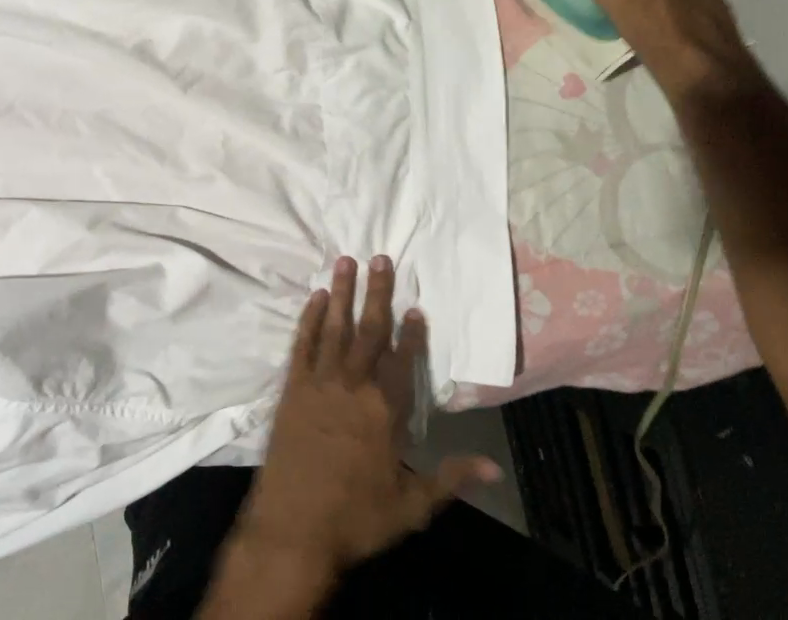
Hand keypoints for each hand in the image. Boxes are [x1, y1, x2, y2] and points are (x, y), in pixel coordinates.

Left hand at [237, 255, 500, 574]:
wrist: (292, 532)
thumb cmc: (356, 519)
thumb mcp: (412, 506)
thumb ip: (451, 479)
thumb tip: (496, 469)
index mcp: (386, 412)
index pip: (403, 361)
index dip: (412, 333)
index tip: (415, 305)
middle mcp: (355, 388)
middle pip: (370, 332)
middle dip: (378, 293)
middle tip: (382, 256)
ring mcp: (319, 386)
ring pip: (335, 329)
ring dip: (343, 294)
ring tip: (347, 260)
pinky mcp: (291, 392)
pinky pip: (302, 347)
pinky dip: (309, 320)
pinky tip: (316, 298)